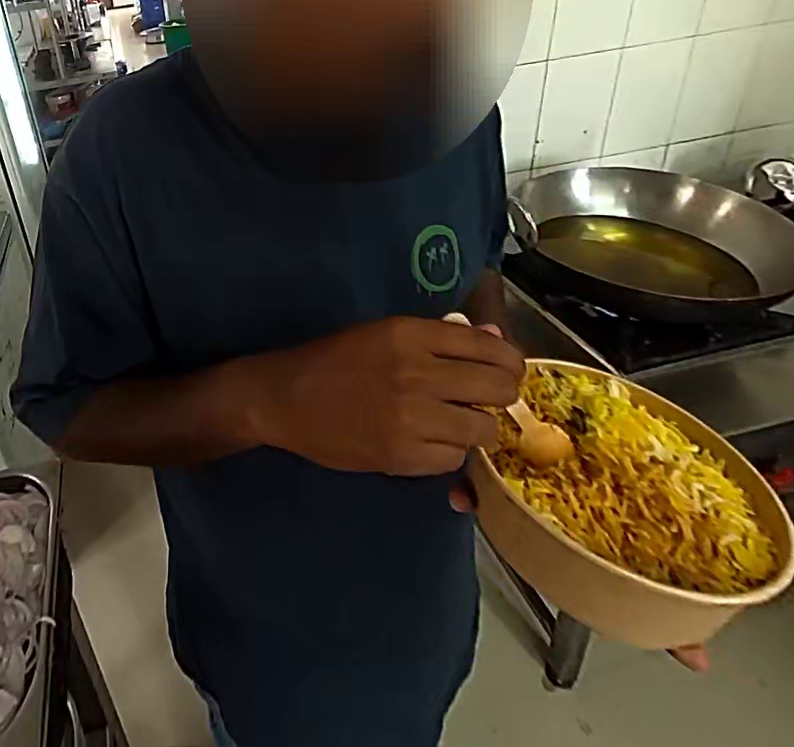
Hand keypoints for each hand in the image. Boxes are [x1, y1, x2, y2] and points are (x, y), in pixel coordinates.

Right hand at [248, 316, 523, 476]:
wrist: (284, 397)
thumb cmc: (332, 360)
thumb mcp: (382, 334)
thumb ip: (439, 336)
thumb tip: (494, 336)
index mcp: (410, 335)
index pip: (488, 346)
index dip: (510, 361)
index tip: (507, 371)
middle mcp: (416, 373)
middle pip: (498, 388)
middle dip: (500, 395)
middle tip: (484, 399)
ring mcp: (411, 417)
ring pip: (483, 429)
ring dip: (475, 427)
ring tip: (452, 422)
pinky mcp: (402, 455)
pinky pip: (454, 459)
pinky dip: (448, 452)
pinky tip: (427, 441)